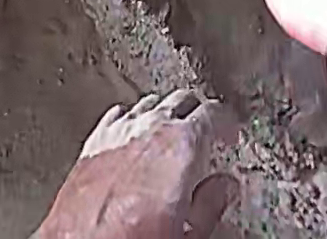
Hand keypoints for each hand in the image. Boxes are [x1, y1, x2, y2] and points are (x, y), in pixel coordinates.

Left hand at [34, 90, 236, 238]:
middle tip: (207, 132)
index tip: (231, 132)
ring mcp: (121, 129)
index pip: (214, 113)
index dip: (227, 122)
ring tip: (173, 133)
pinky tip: (135, 133)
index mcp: (182, 144)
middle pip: (183, 100)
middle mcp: (152, 126)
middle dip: (198, 113)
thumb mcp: (188, 234)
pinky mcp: (95, 140)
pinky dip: (134, 119)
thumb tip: (225, 187)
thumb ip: (211, 205)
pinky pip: (121, 115)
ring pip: (152, 103)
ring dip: (166, 114)